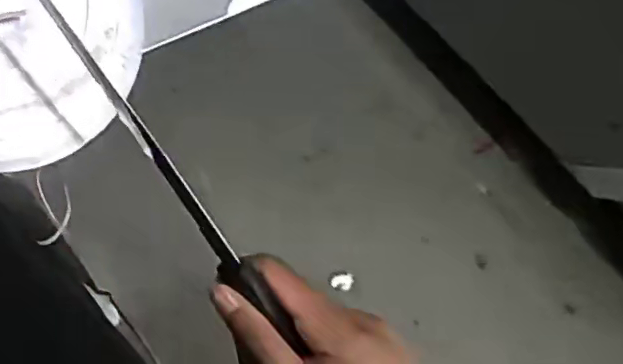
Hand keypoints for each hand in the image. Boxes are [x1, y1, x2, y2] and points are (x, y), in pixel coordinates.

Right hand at [212, 258, 413, 363]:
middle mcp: (367, 322)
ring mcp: (390, 341)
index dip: (244, 280)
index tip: (235, 301)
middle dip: (279, 320)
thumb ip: (256, 333)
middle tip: (277, 356)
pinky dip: (334, 349)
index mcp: (339, 324)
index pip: (270, 267)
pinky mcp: (400, 355)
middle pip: (297, 294)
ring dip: (307, 337)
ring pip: (323, 317)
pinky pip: (351, 335)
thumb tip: (222, 292)